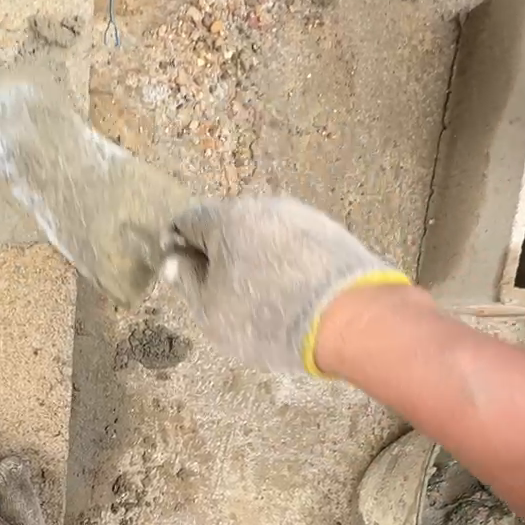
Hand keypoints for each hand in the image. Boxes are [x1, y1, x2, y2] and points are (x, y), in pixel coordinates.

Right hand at [164, 196, 409, 374]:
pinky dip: (282, 264)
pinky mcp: (330, 232)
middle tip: (219, 291)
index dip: (176, 245)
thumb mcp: (211, 311)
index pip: (187, 220)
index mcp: (226, 218)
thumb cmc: (266, 318)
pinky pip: (293, 245)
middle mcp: (263, 206)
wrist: (349, 319)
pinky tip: (290, 295)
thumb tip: (175, 262)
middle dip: (217, 252)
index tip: (180, 272)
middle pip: (227, 225)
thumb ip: (187, 282)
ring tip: (259, 298)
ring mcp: (301, 216)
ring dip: (252, 258)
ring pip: (262, 234)